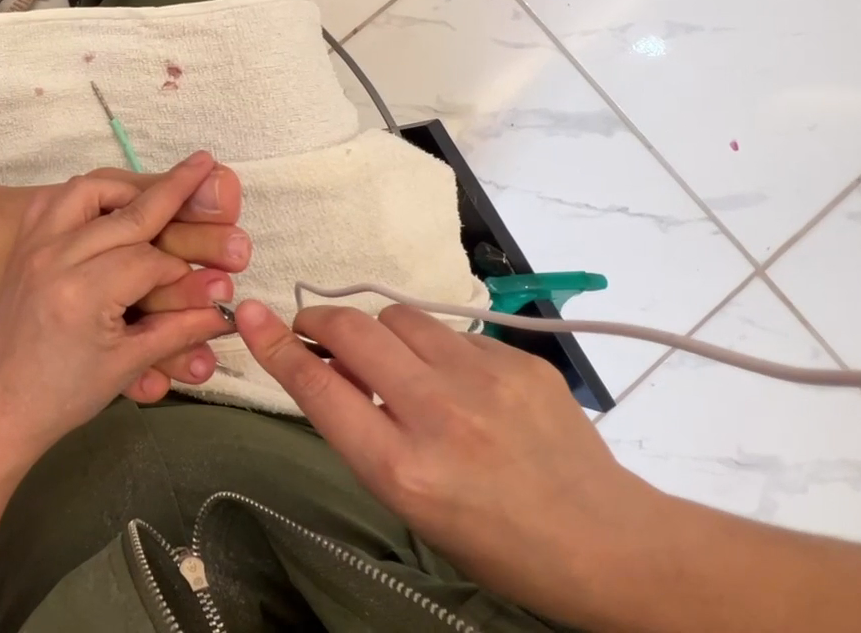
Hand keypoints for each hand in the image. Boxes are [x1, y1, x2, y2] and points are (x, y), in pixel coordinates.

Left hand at [0, 152, 237, 461]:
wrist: (1, 405)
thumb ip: (178, 329)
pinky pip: (51, 201)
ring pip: (83, 191)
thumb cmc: (65, 394)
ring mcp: (33, 247)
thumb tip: (224, 305)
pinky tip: (104, 202)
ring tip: (155, 185)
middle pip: (123, 214)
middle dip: (169, 191)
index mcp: (82, 291)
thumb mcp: (127, 365)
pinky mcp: (22, 247)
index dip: (180, 270)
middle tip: (204, 164)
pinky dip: (82, 194)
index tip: (202, 283)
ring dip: (122, 185)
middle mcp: (55, 257)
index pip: (149, 260)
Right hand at [234, 300, 660, 611]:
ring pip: (398, 316)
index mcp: (402, 468)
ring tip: (395, 363)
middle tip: (316, 334)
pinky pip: (449, 331)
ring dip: (378, 331)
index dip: (275, 345)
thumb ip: (355, 425)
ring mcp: (487, 382)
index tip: (249, 315)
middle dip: (320, 322)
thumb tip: (318, 359)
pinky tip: (457, 382)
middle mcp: (440, 416)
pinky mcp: (521, 362)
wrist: (611, 546)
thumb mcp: (404, 496)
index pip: (318, 387)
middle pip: (352, 331)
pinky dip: (434, 347)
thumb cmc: (489, 536)